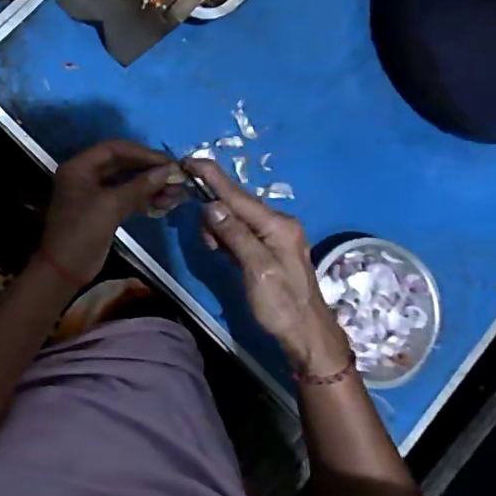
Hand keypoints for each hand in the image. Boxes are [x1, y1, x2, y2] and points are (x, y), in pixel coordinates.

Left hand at [38, 140, 183, 287]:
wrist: (65, 270)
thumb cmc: (82, 231)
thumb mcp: (110, 205)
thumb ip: (139, 185)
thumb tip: (168, 170)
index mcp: (80, 167)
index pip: (114, 149)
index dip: (142, 153)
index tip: (167, 161)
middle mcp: (86, 175)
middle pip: (122, 164)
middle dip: (148, 169)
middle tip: (175, 175)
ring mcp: (94, 193)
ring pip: (127, 181)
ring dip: (150, 185)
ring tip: (174, 192)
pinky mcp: (103, 209)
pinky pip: (126, 197)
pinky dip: (144, 198)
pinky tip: (164, 202)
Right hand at [188, 159, 348, 376]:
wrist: (307, 335)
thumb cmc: (282, 305)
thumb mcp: (256, 269)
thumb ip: (235, 235)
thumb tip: (212, 206)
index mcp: (277, 224)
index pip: (237, 195)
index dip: (211, 177)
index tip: (188, 160)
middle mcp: (277, 223)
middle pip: (236, 204)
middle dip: (213, 213)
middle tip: (206, 243)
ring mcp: (275, 236)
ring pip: (235, 219)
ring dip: (218, 229)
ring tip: (215, 252)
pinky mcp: (269, 249)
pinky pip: (241, 233)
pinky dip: (226, 238)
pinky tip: (222, 252)